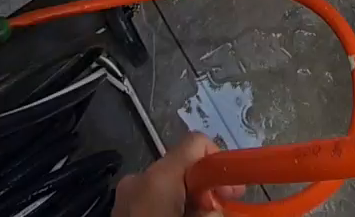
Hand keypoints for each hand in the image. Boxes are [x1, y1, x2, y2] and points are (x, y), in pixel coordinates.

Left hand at [113, 133, 243, 216]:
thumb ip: (213, 211)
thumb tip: (216, 209)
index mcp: (156, 178)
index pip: (196, 144)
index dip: (220, 163)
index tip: (234, 193)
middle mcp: (137, 180)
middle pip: (183, 169)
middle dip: (206, 190)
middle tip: (222, 213)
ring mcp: (125, 200)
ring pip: (168, 189)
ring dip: (189, 205)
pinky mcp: (120, 216)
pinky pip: (152, 204)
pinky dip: (171, 212)